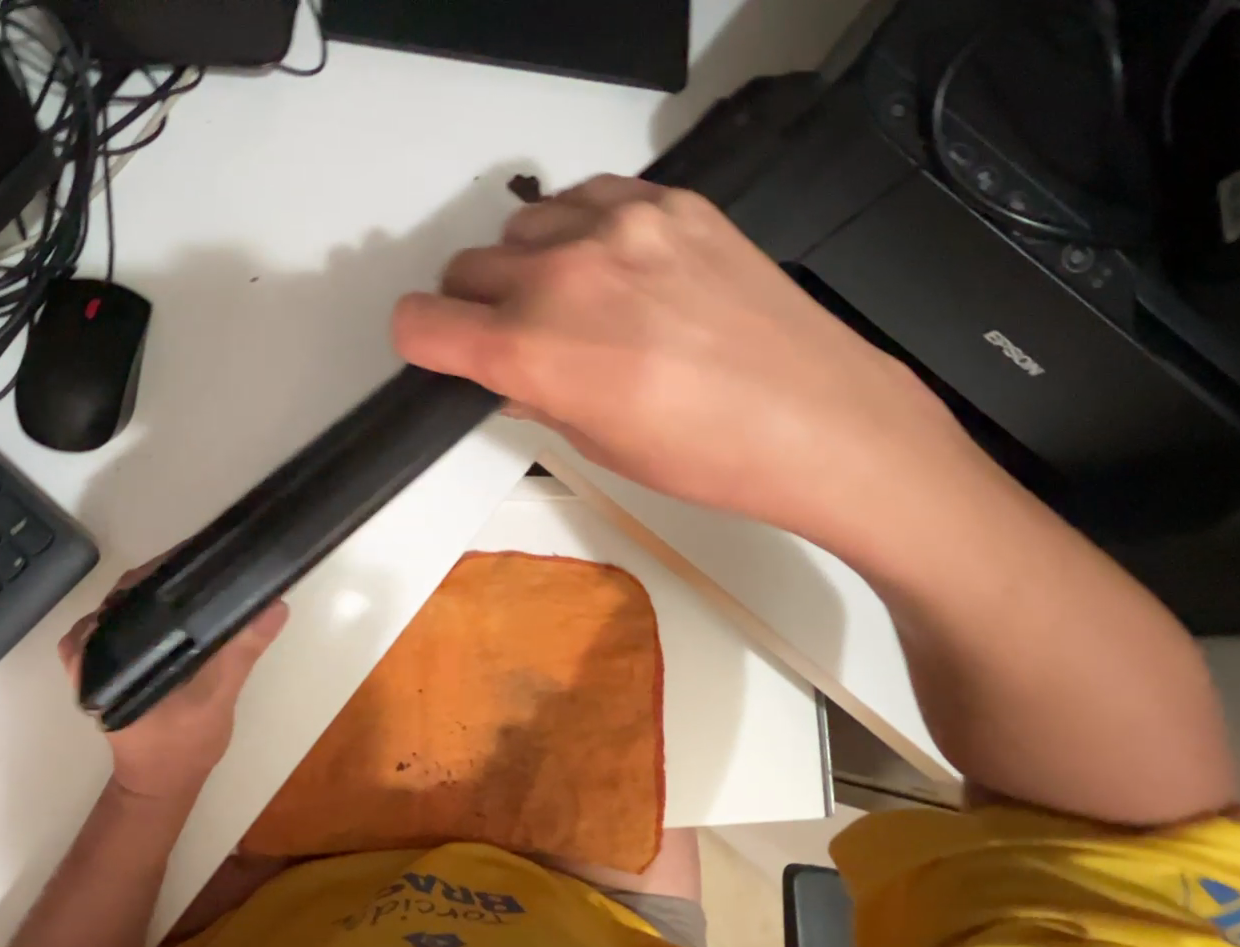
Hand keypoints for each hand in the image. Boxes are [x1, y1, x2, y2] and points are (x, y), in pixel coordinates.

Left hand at [59, 563, 289, 801]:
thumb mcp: (216, 698)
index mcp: (101, 652)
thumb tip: (273, 606)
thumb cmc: (181, 745)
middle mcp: (90, 645)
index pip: (133, 591)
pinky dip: (159, 607)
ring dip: (167, 588)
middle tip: (216, 563)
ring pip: (133, 602)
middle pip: (132, 591)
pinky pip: (133, 619)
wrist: (162, 782)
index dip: (169, 568)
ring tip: (209, 577)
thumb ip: (240, 651)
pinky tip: (188, 604)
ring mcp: (97, 652)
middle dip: (172, 573)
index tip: (206, 555)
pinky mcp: (112, 659)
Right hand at [392, 175, 977, 540]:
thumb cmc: (706, 455)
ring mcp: (620, 227)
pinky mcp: (669, 202)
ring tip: (578, 301)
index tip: (441, 350)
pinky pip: (586, 196)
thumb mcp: (597, 444)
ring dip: (528, 264)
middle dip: (475, 307)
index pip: (420, 321)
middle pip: (464, 268)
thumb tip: (501, 370)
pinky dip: (582, 229)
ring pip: (522, 226)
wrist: (819, 418)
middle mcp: (562, 276)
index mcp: (533, 352)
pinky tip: (618, 267)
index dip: (423, 341)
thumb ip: (531, 394)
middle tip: (518, 338)